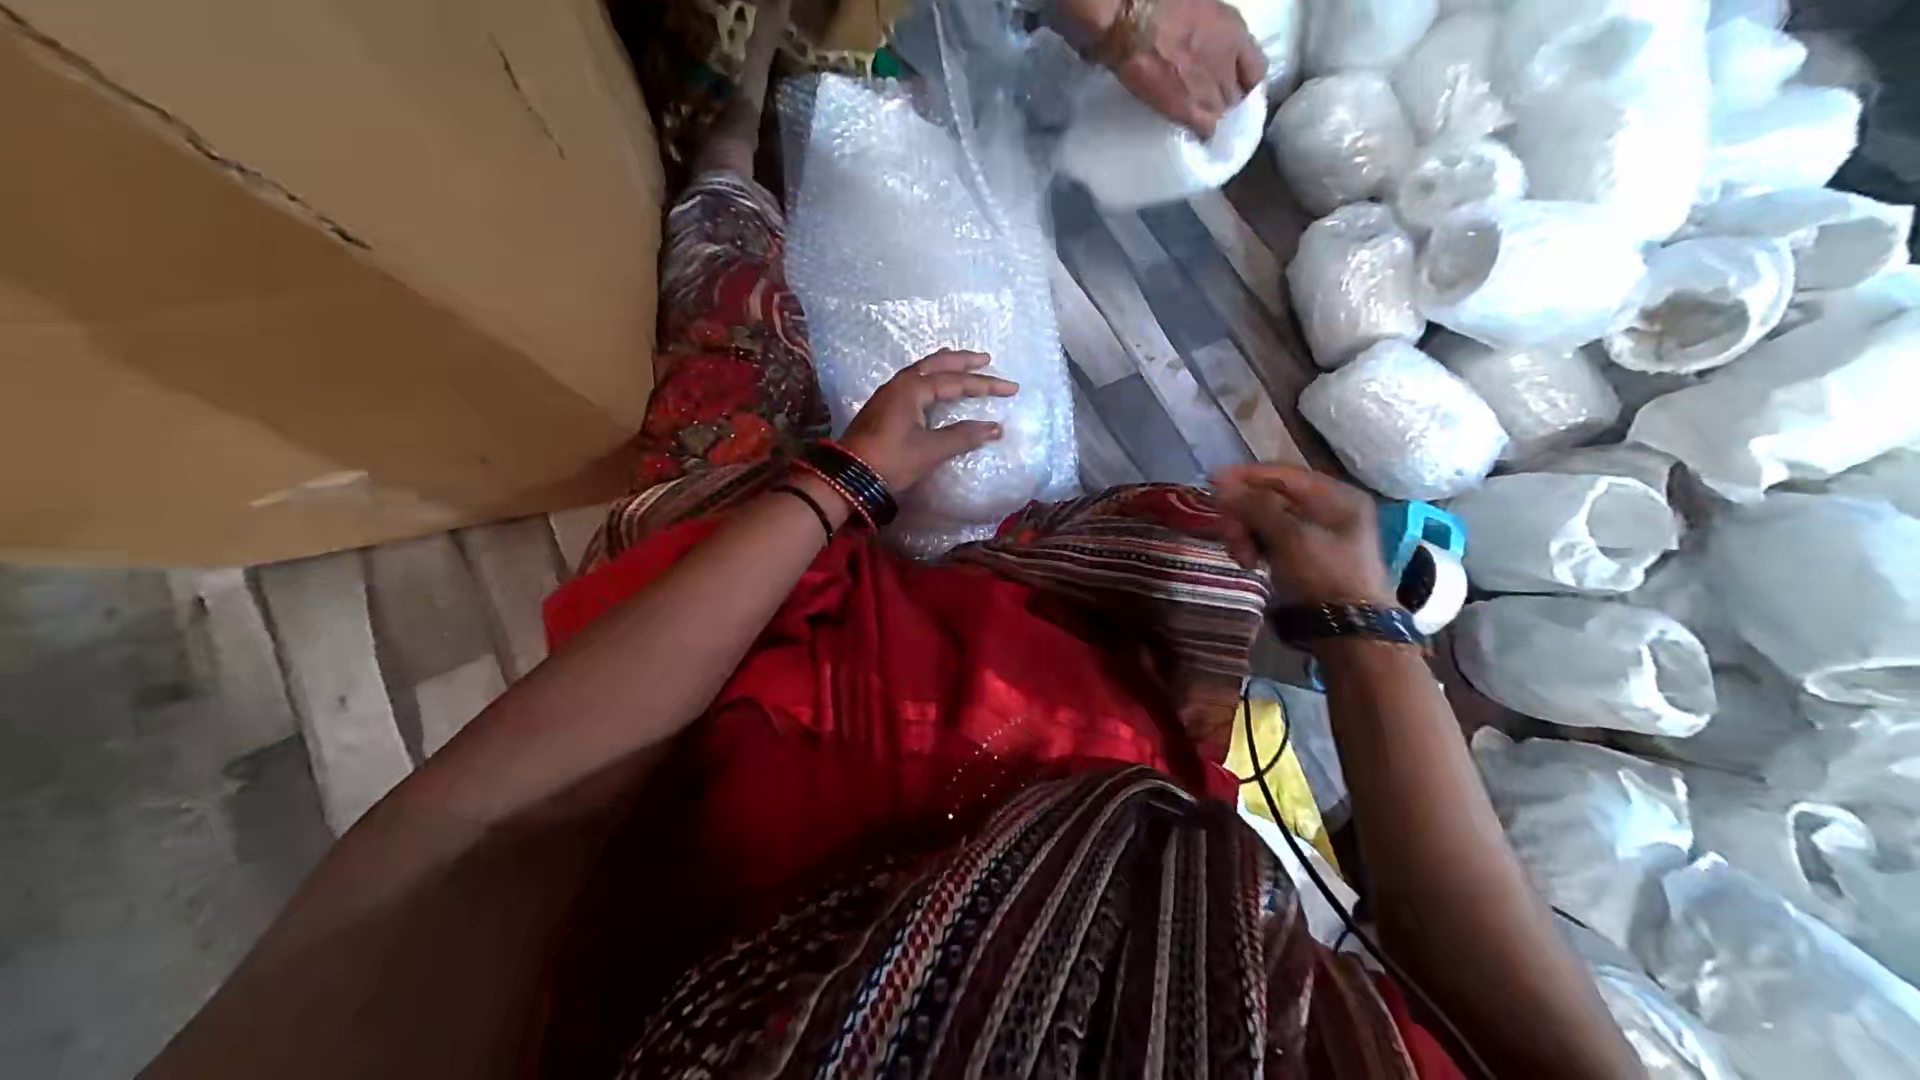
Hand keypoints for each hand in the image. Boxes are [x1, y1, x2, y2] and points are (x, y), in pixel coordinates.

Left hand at [840, 349, 1017, 493]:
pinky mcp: (883, 406)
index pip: (956, 381)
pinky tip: (934, 385)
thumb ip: (964, 437)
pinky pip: (913, 380)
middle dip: (963, 361)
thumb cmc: (891, 461)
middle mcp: (900, 383)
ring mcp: (888, 393)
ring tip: (963, 364)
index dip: (985, 385)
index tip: (1011, 388)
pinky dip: (930, 377)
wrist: (849, 476)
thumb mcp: (930, 451)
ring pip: (922, 370)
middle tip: (986, 360)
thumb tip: (995, 428)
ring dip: (944, 366)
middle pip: (937, 364)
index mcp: (912, 389)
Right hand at [1113, 0, 1265, 137]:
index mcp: (1235, 33)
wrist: (1135, 25)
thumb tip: (1211, 45)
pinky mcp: (1186, 108)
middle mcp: (1227, 64)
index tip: (1237, 83)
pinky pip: (1206, 128)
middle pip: (1238, 95)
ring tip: (1202, 114)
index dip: (1247, 80)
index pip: (1257, 69)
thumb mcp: (1205, 7)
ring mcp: (1207, 89)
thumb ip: (1216, 30)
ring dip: (1215, 114)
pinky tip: (1199, 130)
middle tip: (1214, 99)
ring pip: (1223, 113)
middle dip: (1228, 98)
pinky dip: (1205, 130)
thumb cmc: (1164, 5)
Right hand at [1213, 464, 1397, 607]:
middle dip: (1244, 514)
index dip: (1246, 476)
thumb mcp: (1290, 536)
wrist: (1345, 628)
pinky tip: (1248, 563)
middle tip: (1229, 534)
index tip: (1212, 481)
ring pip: (1263, 520)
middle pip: (1269, 498)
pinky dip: (1253, 547)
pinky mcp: (1300, 556)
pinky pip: (1267, 540)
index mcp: (1335, 495)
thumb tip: (1220, 484)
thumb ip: (1255, 506)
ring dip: (1245, 534)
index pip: (1282, 473)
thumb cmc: (1324, 574)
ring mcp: (1313, 534)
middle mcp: (1326, 509)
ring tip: (1242, 558)